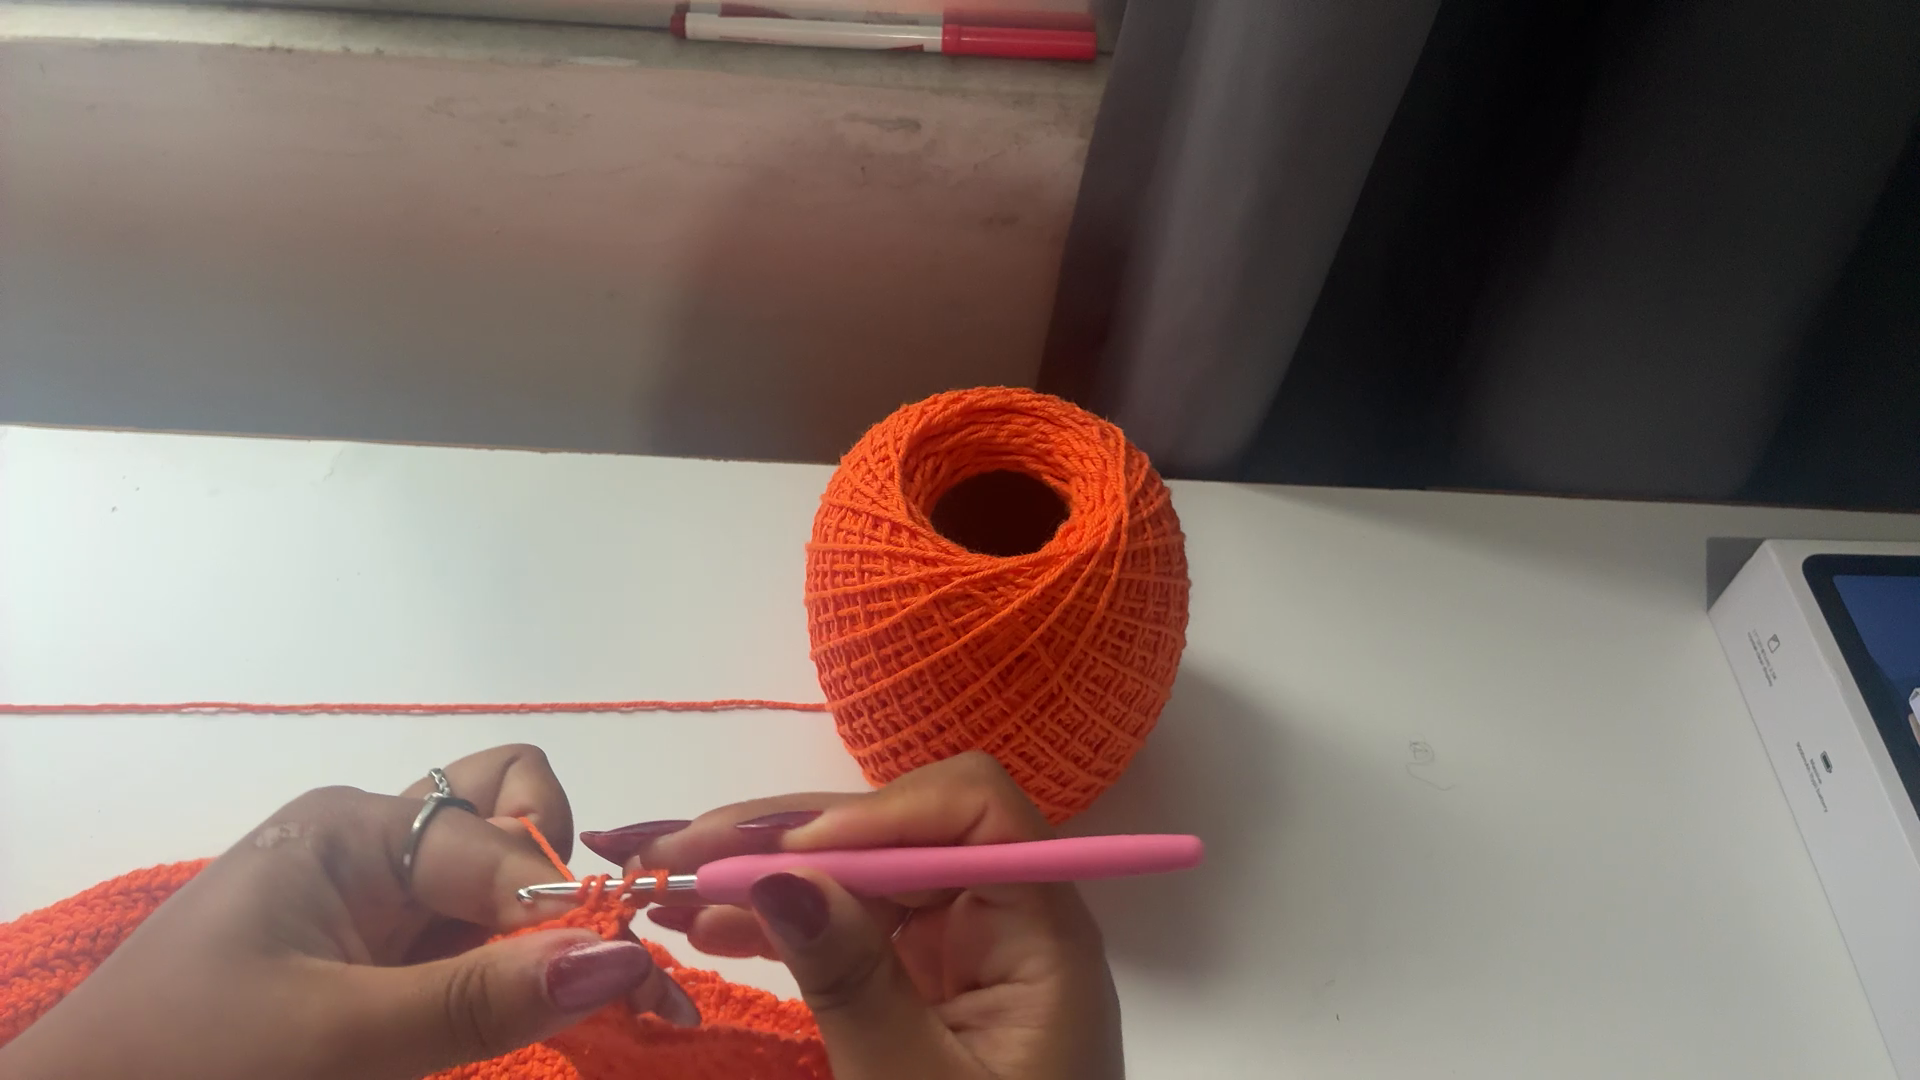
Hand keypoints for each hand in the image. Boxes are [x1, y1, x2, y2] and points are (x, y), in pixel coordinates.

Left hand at [0, 744, 698, 1079]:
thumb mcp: (331, 1046)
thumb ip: (483, 999)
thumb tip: (627, 960)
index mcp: (358, 826)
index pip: (508, 833)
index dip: (560, 902)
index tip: (612, 979)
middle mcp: (380, 837)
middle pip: (519, 813)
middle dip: (552, 885)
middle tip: (555, 966)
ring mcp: (381, 890)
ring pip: (509, 872)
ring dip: (535, 931)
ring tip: (523, 1000)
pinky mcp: (382, 943)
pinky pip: (478, 924)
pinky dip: (510, 961)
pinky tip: (503, 1005)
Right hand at [581, 751, 1124, 1079]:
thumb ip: (853, 982)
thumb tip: (778, 878)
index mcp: (1038, 924)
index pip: (975, 807)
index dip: (882, 811)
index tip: (790, 851)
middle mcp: (1001, 906)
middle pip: (902, 827)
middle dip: (795, 835)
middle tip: (686, 848)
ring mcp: (957, 932)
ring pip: (863, 867)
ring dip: (771, 872)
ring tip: (674, 886)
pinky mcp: (921, 962)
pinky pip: (851, 915)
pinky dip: (785, 916)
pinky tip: (714, 925)